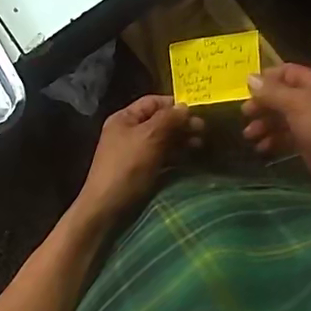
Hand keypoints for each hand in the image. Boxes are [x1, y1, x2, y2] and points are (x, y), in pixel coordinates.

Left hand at [75, 95, 201, 220]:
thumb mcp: (148, 137)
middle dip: (181, 123)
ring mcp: (134, 152)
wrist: (107, 207)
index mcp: (124, 119)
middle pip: (160, 121)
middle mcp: (128, 132)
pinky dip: (176, 155)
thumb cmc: (126, 168)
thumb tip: (185, 107)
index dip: (175, 104)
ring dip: (181, 140)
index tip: (198, 111)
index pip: (153, 102)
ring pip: (162, 140)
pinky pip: (162, 157)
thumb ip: (168, 119)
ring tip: (200, 145)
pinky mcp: (141, 171)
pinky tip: (190, 158)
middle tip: (203, 131)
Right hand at [242, 64, 310, 185]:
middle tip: (245, 115)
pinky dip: (273, 141)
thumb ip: (271, 92)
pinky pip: (286, 137)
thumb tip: (249, 77)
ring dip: (263, 125)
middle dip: (261, 105)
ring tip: (249, 136)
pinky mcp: (309, 142)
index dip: (265, 79)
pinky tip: (262, 148)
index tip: (244, 89)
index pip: (286, 72)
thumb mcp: (296, 103)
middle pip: (281, 96)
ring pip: (281, 118)